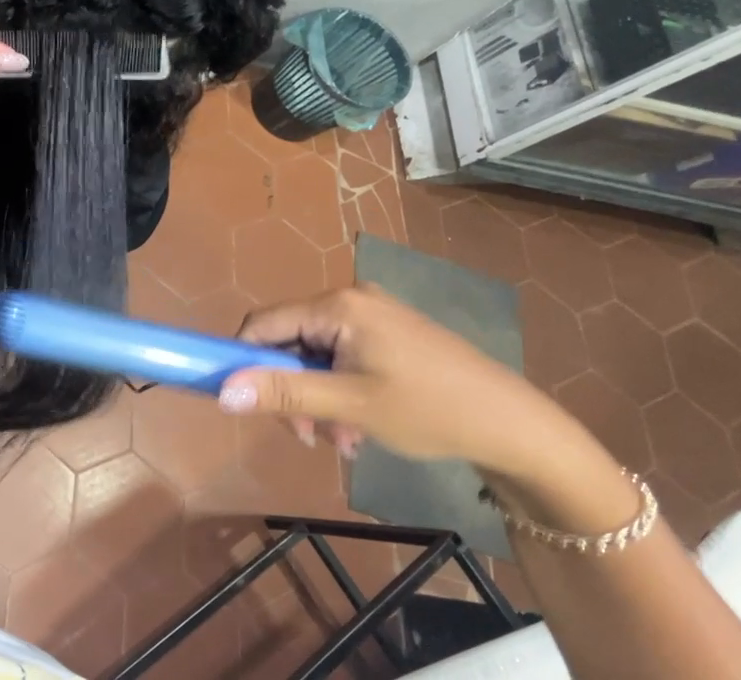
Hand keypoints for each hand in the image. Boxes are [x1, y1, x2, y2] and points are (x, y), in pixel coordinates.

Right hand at [216, 285, 566, 475]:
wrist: (517, 427)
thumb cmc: (430, 411)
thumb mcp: (350, 406)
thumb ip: (284, 395)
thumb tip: (223, 393)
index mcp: (338, 307)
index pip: (263, 324)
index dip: (245, 360)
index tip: (250, 403)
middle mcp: (352, 300)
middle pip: (290, 341)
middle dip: (292, 390)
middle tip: (310, 436)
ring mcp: (375, 315)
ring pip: (317, 355)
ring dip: (317, 398)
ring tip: (343, 439)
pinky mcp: (392, 334)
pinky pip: (343, 356)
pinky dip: (340, 390)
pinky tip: (359, 426)